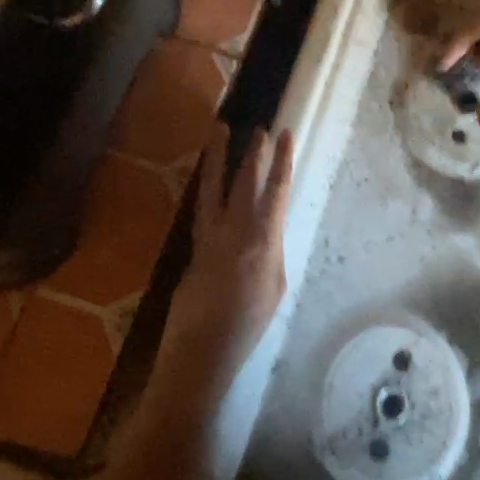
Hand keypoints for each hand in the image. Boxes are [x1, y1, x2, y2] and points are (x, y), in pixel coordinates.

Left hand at [159, 125, 293, 385]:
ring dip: (218, 156)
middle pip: (244, 181)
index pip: (276, 191)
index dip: (282, 161)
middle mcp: (236, 231)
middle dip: (253, 153)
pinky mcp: (194, 244)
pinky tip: (208, 176)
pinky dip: (207, 185)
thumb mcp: (275, 287)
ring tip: (219, 131)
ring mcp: (211, 235)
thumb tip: (266, 233)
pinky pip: (203, 205)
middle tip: (258, 128)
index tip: (285, 134)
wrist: (203, 350)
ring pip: (213, 186)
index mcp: (264, 242)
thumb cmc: (248, 326)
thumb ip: (272, 253)